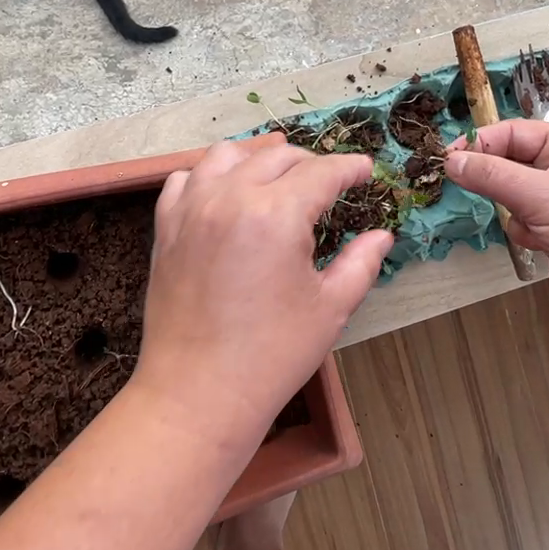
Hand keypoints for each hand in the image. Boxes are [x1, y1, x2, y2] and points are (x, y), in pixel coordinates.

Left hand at [136, 134, 391, 440]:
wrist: (197, 394)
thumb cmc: (271, 356)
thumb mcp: (330, 309)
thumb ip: (361, 263)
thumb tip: (381, 236)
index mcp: (276, 215)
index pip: (321, 172)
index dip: (349, 168)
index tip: (365, 170)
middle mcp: (231, 198)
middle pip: (277, 157)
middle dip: (310, 163)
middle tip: (330, 182)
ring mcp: (192, 209)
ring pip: (227, 155)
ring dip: (258, 158)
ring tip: (278, 174)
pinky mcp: (167, 227)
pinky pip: (184, 179)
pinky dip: (209, 175)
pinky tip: (225, 193)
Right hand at [445, 121, 548, 326]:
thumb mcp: (541, 195)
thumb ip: (492, 175)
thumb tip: (450, 161)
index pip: (517, 132)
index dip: (483, 141)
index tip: (449, 156)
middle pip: (512, 161)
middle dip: (494, 175)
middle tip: (461, 180)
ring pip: (511, 192)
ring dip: (511, 207)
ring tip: (527, 222)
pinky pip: (520, 219)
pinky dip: (521, 230)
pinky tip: (538, 243)